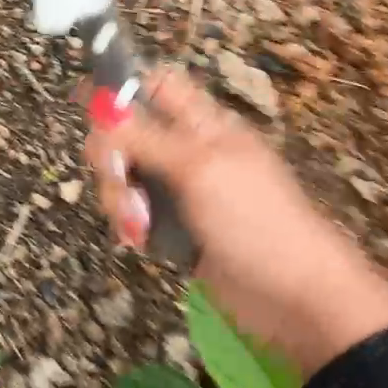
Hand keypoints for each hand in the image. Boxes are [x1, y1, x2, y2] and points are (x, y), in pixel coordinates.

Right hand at [83, 67, 387, 377]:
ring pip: (126, 174)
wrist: (300, 302)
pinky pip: (135, 211)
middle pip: (127, 132)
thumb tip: (100, 106)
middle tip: (116, 177)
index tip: (87, 102)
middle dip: (111, 154)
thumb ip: (144, 137)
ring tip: (133, 223)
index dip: (122, 86)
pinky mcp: (175, 229)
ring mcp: (181, 192)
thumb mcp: (199, 169)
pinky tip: (136, 238)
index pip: (156, 85)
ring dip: (118, 195)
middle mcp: (188, 151)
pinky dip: (129, 222)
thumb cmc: (257, 222)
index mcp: (204, 125)